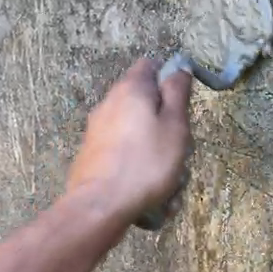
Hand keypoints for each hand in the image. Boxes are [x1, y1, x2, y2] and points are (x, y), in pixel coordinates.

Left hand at [62, 59, 193, 226]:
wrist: (99, 206)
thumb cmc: (146, 162)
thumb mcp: (175, 125)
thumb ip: (177, 92)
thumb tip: (179, 67)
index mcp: (131, 89)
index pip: (150, 65)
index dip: (169, 78)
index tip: (182, 104)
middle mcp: (109, 102)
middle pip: (142, 99)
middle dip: (162, 117)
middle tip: (177, 143)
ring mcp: (96, 128)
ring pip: (134, 127)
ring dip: (151, 143)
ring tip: (165, 174)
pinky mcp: (90, 153)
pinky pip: (121, 149)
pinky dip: (135, 161)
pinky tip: (146, 187)